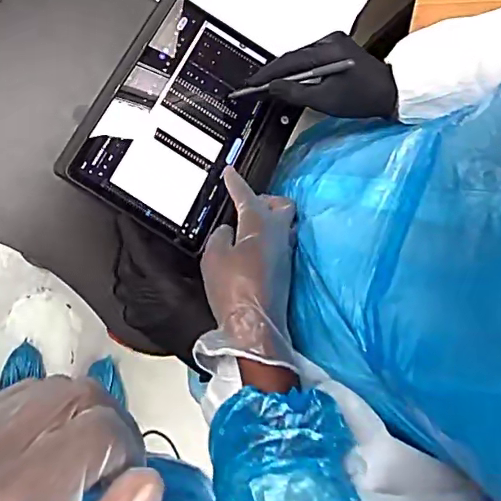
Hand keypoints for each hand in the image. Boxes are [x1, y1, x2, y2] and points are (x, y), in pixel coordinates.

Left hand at [0, 376, 163, 500]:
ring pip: (49, 386)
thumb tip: (148, 482)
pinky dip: (48, 414)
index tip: (132, 489)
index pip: (97, 429)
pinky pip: (18, 394)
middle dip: (111, 426)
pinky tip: (49, 457)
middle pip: (75, 393)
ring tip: (85, 468)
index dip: (131, 453)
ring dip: (80, 416)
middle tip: (117, 475)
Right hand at [201, 167, 296, 366]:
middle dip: (265, 198)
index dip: (236, 181)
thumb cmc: (233, 289)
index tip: (230, 171)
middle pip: (281, 204)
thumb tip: (230, 232)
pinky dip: (269, 237)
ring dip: (270, 218)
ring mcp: (286, 253)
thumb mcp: (213, 256)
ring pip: (284, 223)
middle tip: (245, 202)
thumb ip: (220, 235)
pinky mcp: (287, 271)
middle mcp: (279, 233)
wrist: (256, 329)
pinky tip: (254, 246)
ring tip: (250, 223)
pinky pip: (281, 242)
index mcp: (260, 223)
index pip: (246, 194)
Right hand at [242, 32, 396, 118]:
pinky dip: (297, 69)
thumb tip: (272, 88)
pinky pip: (309, 57)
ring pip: (300, 57)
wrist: (392, 92)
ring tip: (267, 84)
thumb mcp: (326, 100)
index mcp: (329, 50)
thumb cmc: (365, 97)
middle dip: (274, 72)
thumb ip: (295, 93)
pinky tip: (288, 79)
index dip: (268, 73)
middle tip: (255, 85)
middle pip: (293, 57)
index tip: (252, 83)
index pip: (289, 61)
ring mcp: (334, 42)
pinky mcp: (336, 48)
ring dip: (285, 71)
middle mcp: (330, 40)